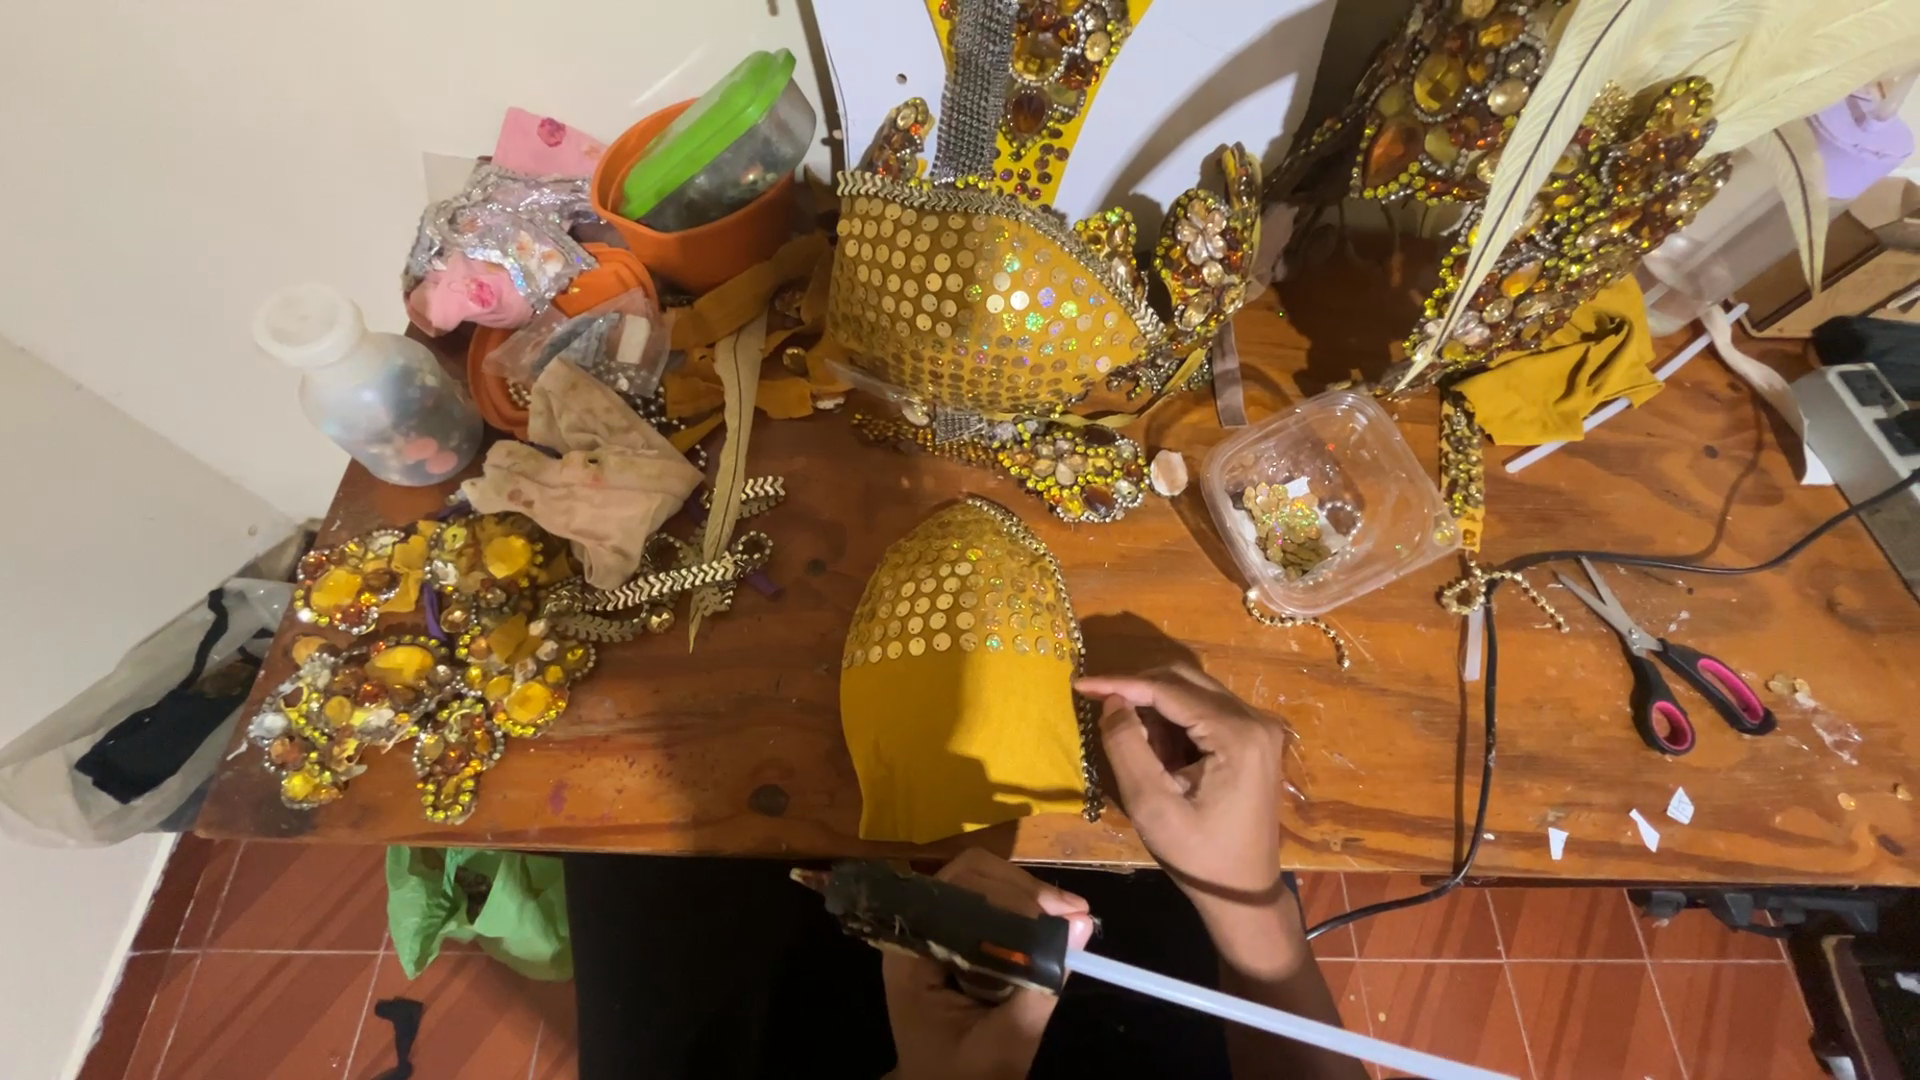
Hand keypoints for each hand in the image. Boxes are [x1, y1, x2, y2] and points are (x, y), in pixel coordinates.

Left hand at [883, 849, 1094, 1079]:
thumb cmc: (963, 1077)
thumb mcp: (1006, 1045)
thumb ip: (1040, 988)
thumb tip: (1082, 926)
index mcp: (912, 954)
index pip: (956, 894)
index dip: (1008, 894)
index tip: (1057, 913)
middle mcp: (915, 928)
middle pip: (969, 875)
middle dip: (1024, 890)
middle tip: (1073, 912)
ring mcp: (931, 924)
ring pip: (980, 878)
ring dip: (1027, 892)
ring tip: (1070, 914)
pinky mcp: (949, 928)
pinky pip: (984, 896)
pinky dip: (1021, 902)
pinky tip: (1052, 918)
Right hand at [1078, 664, 1298, 976]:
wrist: (1243, 894)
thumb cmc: (1198, 856)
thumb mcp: (1151, 804)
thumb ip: (1127, 746)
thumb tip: (1113, 701)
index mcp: (1237, 734)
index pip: (1169, 689)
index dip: (1121, 683)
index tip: (1082, 685)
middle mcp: (1254, 719)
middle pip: (1183, 679)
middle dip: (1138, 688)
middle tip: (1101, 706)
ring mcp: (1258, 727)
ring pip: (1192, 690)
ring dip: (1155, 706)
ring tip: (1134, 741)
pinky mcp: (1253, 737)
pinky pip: (1204, 708)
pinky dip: (1173, 719)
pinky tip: (1159, 749)